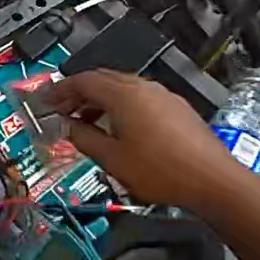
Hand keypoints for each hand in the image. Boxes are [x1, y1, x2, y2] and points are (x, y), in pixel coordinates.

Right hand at [48, 69, 248, 213]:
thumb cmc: (160, 170)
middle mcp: (143, 87)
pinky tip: (118, 129)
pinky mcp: (176, 108)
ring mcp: (162, 95)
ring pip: (122, 88)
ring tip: (86, 123)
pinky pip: (139, 98)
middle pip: (102, 79)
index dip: (61, 89)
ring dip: (99, 101)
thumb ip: (84, 138)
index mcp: (123, 94)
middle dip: (78, 93)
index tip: (46, 100)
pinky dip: (120, 106)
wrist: (213, 180)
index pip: (83, 81)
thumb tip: (66, 127)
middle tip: (61, 110)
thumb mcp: (112, 159)